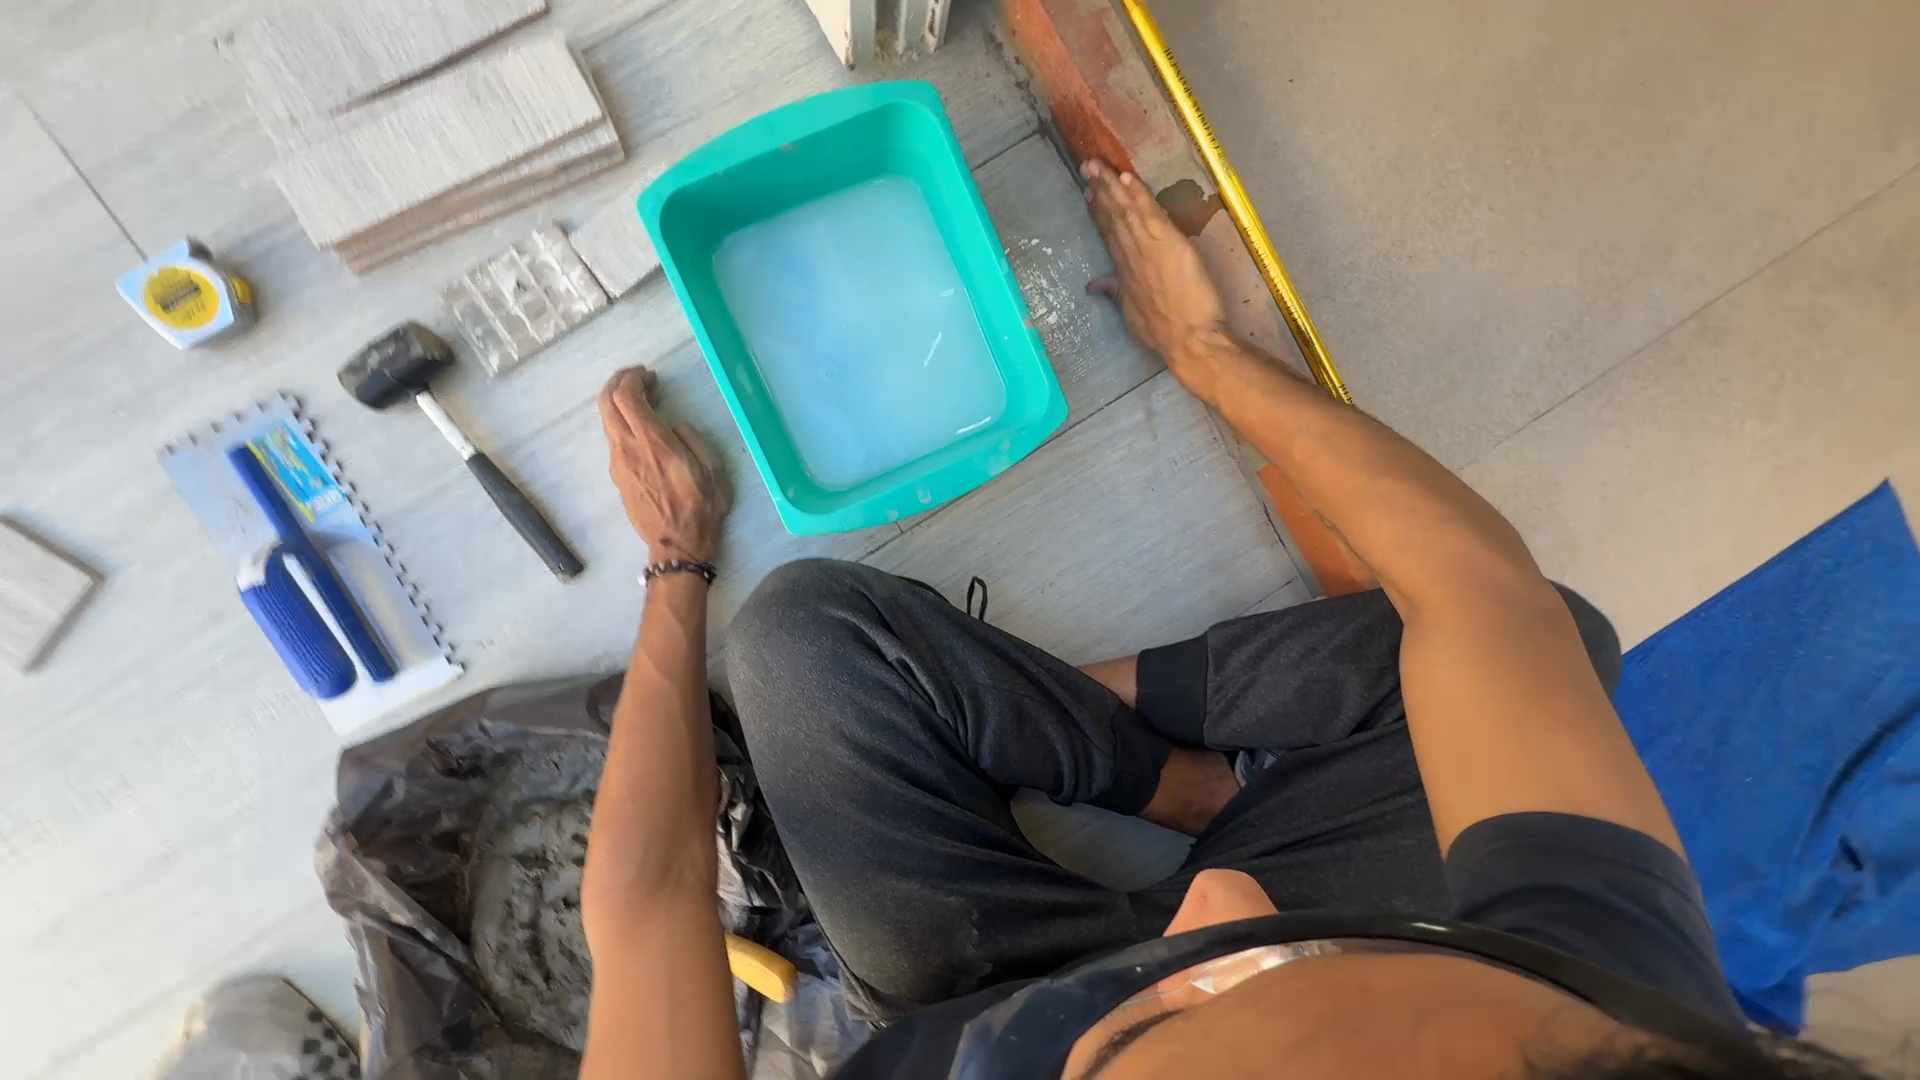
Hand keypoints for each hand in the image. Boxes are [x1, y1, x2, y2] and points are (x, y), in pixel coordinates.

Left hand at [598, 367, 729, 562]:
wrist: (676, 546)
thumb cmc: (701, 509)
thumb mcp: (713, 471)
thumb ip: (694, 441)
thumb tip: (677, 428)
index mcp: (653, 443)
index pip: (627, 397)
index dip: (634, 378)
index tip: (650, 376)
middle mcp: (628, 449)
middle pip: (606, 402)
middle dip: (618, 382)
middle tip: (639, 379)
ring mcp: (618, 463)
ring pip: (607, 420)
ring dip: (620, 404)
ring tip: (644, 403)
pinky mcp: (618, 476)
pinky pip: (614, 439)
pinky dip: (623, 423)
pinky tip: (643, 430)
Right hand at [1082, 158, 1231, 398]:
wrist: (1188, 338)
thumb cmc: (1164, 332)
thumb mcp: (1131, 315)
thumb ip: (1114, 294)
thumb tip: (1094, 286)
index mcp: (1123, 272)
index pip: (1108, 235)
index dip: (1098, 212)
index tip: (1089, 192)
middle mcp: (1131, 257)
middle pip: (1112, 218)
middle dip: (1100, 191)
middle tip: (1087, 167)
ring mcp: (1147, 248)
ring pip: (1126, 211)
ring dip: (1113, 186)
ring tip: (1099, 165)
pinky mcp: (1167, 243)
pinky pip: (1148, 213)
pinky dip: (1137, 194)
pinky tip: (1126, 177)